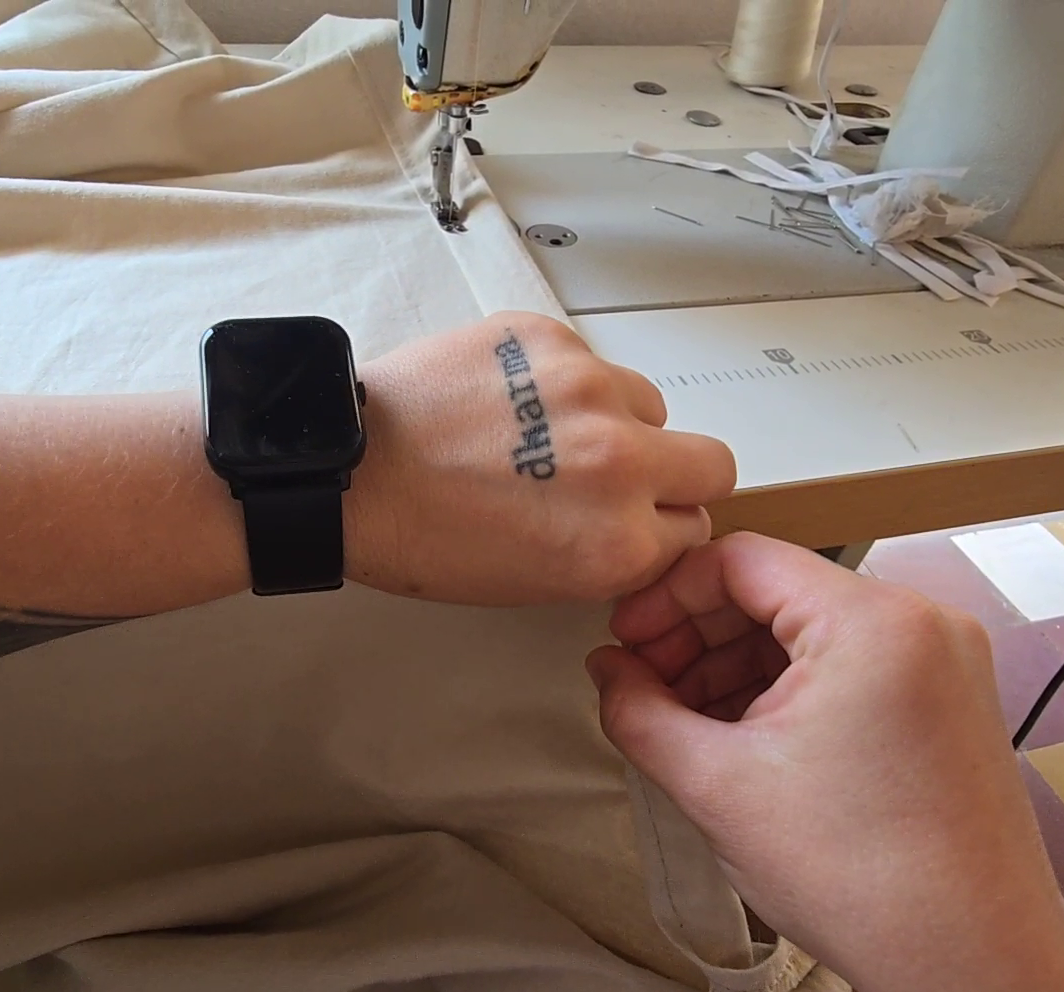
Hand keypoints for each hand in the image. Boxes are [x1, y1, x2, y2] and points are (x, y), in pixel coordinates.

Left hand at [345, 312, 734, 604]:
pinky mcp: (547, 338)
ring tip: (545, 433)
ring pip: (650, 403)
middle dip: (676, 475)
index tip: (635, 517)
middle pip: (711, 462)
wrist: (352, 473)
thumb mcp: (536, 582)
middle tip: (617, 474)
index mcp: (617, 545)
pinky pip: (590, 361)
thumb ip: (610, 551)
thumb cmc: (424, 539)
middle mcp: (621, 464)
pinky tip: (511, 402)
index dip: (661, 526)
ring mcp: (586, 390)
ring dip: (616, 421)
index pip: (694, 529)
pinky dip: (563, 384)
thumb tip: (646, 521)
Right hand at [584, 534, 1063, 991]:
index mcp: (870, 622)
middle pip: (769, 588)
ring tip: (680, 715)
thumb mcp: (714, 784)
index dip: (666, 595)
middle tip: (644, 682)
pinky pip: (834, 659)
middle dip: (693, 634)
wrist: (978, 970)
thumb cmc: (858, 877)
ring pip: (798, 625)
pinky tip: (730, 727)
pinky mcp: (937, 693)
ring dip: (727, 661)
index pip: (739, 559)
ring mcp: (936, 656)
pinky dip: (773, 683)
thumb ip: (637, 709)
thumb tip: (604, 667)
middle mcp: (917, 619)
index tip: (626, 639)